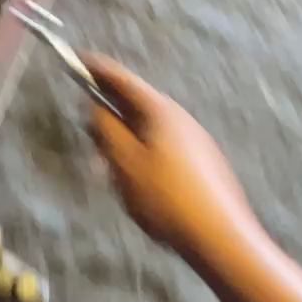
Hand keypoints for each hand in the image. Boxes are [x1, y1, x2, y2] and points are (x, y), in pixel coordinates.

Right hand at [84, 54, 258, 256]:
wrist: (225, 242)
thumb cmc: (166, 196)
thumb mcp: (124, 160)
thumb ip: (105, 127)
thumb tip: (97, 106)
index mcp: (159, 110)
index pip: (121, 78)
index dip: (96, 68)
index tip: (76, 59)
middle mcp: (180, 117)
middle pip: (136, 104)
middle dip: (110, 112)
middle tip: (90, 130)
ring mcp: (196, 140)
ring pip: (149, 128)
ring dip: (125, 137)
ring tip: (112, 165)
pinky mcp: (204, 164)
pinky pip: (163, 146)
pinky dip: (143, 151)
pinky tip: (139, 180)